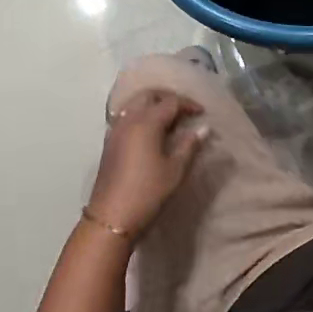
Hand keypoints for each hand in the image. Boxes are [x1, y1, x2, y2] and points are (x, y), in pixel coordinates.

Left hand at [86, 90, 208, 239]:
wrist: (112, 215)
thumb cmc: (148, 192)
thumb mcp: (175, 170)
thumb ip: (189, 145)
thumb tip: (203, 128)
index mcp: (146, 122)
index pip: (170, 102)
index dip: (188, 104)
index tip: (202, 113)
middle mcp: (128, 119)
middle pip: (148, 95)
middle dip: (168, 98)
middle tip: (184, 111)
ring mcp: (115, 129)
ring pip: (134, 104)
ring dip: (152, 105)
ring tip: (169, 120)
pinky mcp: (109, 142)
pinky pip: (126, 117)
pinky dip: (140, 115)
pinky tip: (150, 132)